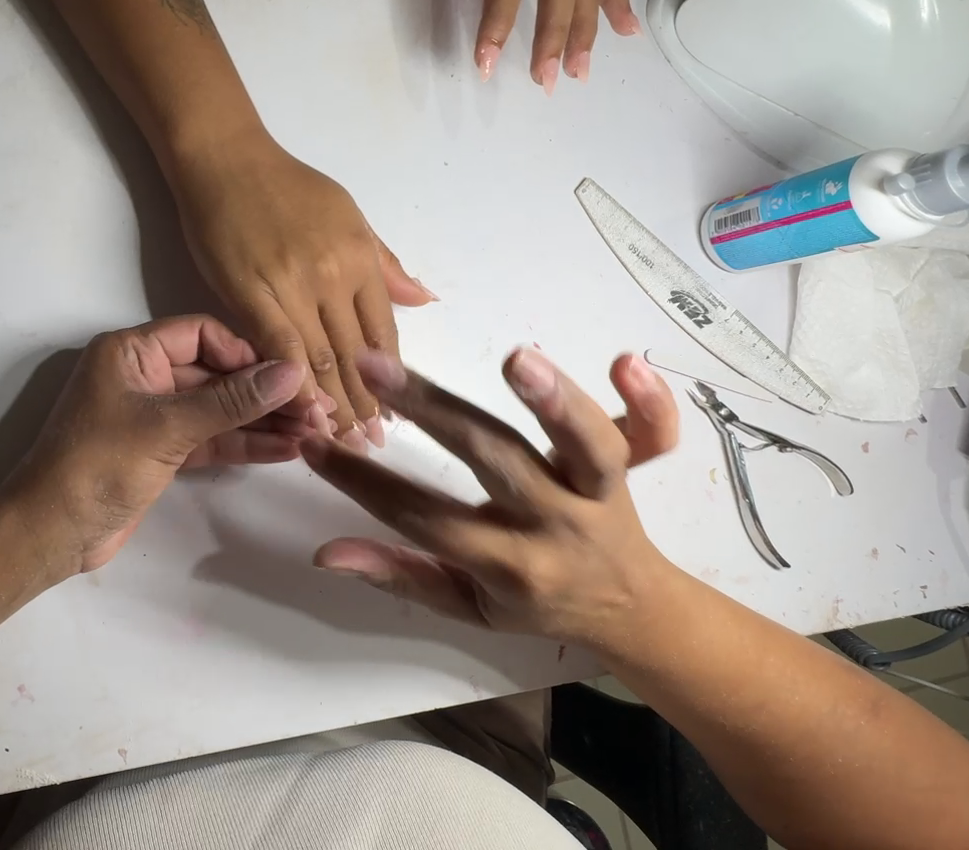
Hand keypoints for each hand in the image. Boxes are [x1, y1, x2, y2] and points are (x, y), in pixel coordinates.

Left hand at [9, 315, 306, 573]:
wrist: (54, 532)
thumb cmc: (99, 465)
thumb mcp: (167, 427)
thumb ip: (231, 400)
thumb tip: (292, 373)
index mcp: (131, 351)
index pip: (202, 334)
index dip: (247, 352)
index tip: (291, 375)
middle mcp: (145, 375)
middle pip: (216, 372)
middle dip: (264, 391)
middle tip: (317, 407)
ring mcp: (156, 415)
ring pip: (218, 408)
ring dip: (262, 419)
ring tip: (314, 430)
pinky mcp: (163, 451)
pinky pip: (211, 437)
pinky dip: (244, 442)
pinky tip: (286, 449)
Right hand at [172, 142, 435, 448]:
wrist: (225, 161)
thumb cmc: (285, 187)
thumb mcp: (347, 214)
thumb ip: (383, 262)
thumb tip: (424, 299)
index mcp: (361, 257)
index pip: (383, 332)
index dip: (390, 379)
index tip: (393, 415)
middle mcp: (335, 275)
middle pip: (357, 355)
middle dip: (366, 405)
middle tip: (373, 446)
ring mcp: (294, 285)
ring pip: (321, 359)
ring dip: (334, 405)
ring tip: (344, 442)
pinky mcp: (250, 293)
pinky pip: (278, 348)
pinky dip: (293, 384)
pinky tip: (303, 412)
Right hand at [303, 346, 681, 649]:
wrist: (635, 611)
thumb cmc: (533, 603)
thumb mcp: (464, 606)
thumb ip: (400, 575)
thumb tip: (325, 553)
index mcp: (510, 566)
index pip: (423, 518)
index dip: (362, 482)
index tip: (314, 440)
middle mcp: (557, 525)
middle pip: (495, 462)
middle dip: (431, 410)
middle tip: (373, 365)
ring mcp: (601, 495)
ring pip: (588, 448)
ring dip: (553, 401)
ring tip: (515, 357)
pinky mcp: (637, 471)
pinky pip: (654, 438)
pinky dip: (650, 403)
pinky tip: (624, 361)